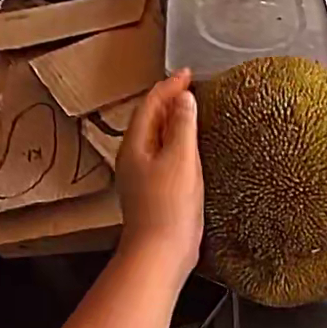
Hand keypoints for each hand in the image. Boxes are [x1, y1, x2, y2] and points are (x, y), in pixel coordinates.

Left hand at [116, 70, 203, 281]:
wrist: (161, 253)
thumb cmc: (169, 208)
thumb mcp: (180, 160)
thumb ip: (182, 126)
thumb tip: (184, 99)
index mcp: (135, 146)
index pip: (150, 104)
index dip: (169, 86)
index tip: (188, 74)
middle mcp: (134, 158)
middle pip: (149, 120)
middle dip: (169, 101)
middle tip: (191, 89)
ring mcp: (142, 177)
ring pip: (156, 138)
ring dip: (173, 122)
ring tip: (192, 112)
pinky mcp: (154, 192)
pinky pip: (164, 156)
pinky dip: (177, 143)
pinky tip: (191, 149)